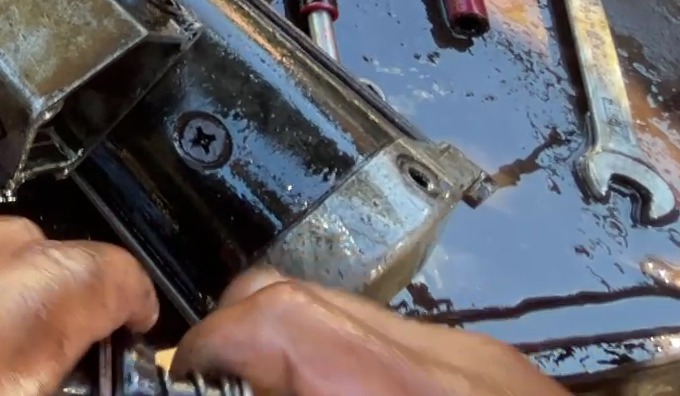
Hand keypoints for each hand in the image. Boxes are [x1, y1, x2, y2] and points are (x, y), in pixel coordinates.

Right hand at [174, 268, 568, 395]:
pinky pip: (378, 335)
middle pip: (294, 294)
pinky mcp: (495, 372)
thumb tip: (213, 387)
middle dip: (234, 337)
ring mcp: (482, 362)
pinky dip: (333, 360)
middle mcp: (458, 365)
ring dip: (282, 346)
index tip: (185, 382)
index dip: (212, 344)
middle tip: (221, 394)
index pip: (280, 319)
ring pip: (330, 304)